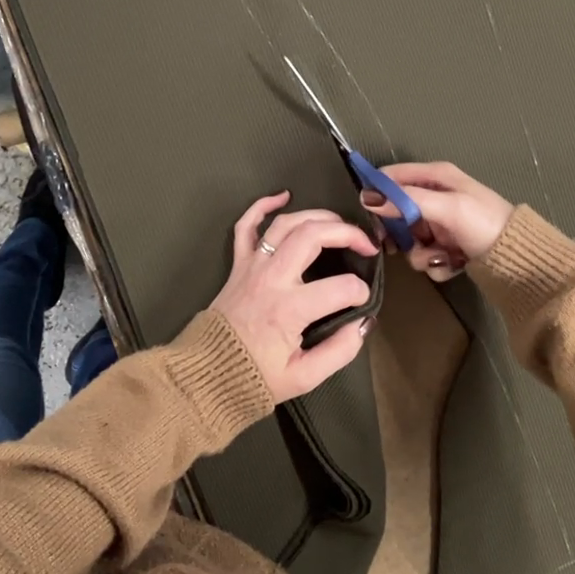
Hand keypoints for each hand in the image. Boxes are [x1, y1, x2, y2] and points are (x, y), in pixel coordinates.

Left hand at [210, 192, 376, 402]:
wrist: (208, 373)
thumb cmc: (256, 377)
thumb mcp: (304, 377)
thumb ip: (339, 351)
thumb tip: (362, 324)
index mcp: (289, 309)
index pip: (339, 287)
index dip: (360, 291)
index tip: (363, 300)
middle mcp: (271, 278)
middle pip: (312, 236)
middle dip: (346, 233)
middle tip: (366, 244)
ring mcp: (251, 266)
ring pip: (285, 224)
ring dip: (316, 215)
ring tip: (339, 223)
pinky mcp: (238, 264)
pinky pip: (246, 226)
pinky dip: (263, 206)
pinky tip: (284, 196)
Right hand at [362, 162, 512, 281]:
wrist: (519, 260)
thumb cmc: (483, 224)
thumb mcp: (447, 208)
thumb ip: (408, 201)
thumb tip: (368, 197)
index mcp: (436, 176)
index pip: (393, 176)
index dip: (378, 192)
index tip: (369, 214)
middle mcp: (435, 197)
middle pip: (397, 212)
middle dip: (399, 232)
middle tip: (397, 245)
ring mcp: (440, 224)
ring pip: (410, 239)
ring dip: (421, 253)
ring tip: (440, 256)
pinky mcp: (446, 247)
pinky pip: (426, 256)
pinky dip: (437, 263)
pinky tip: (453, 263)